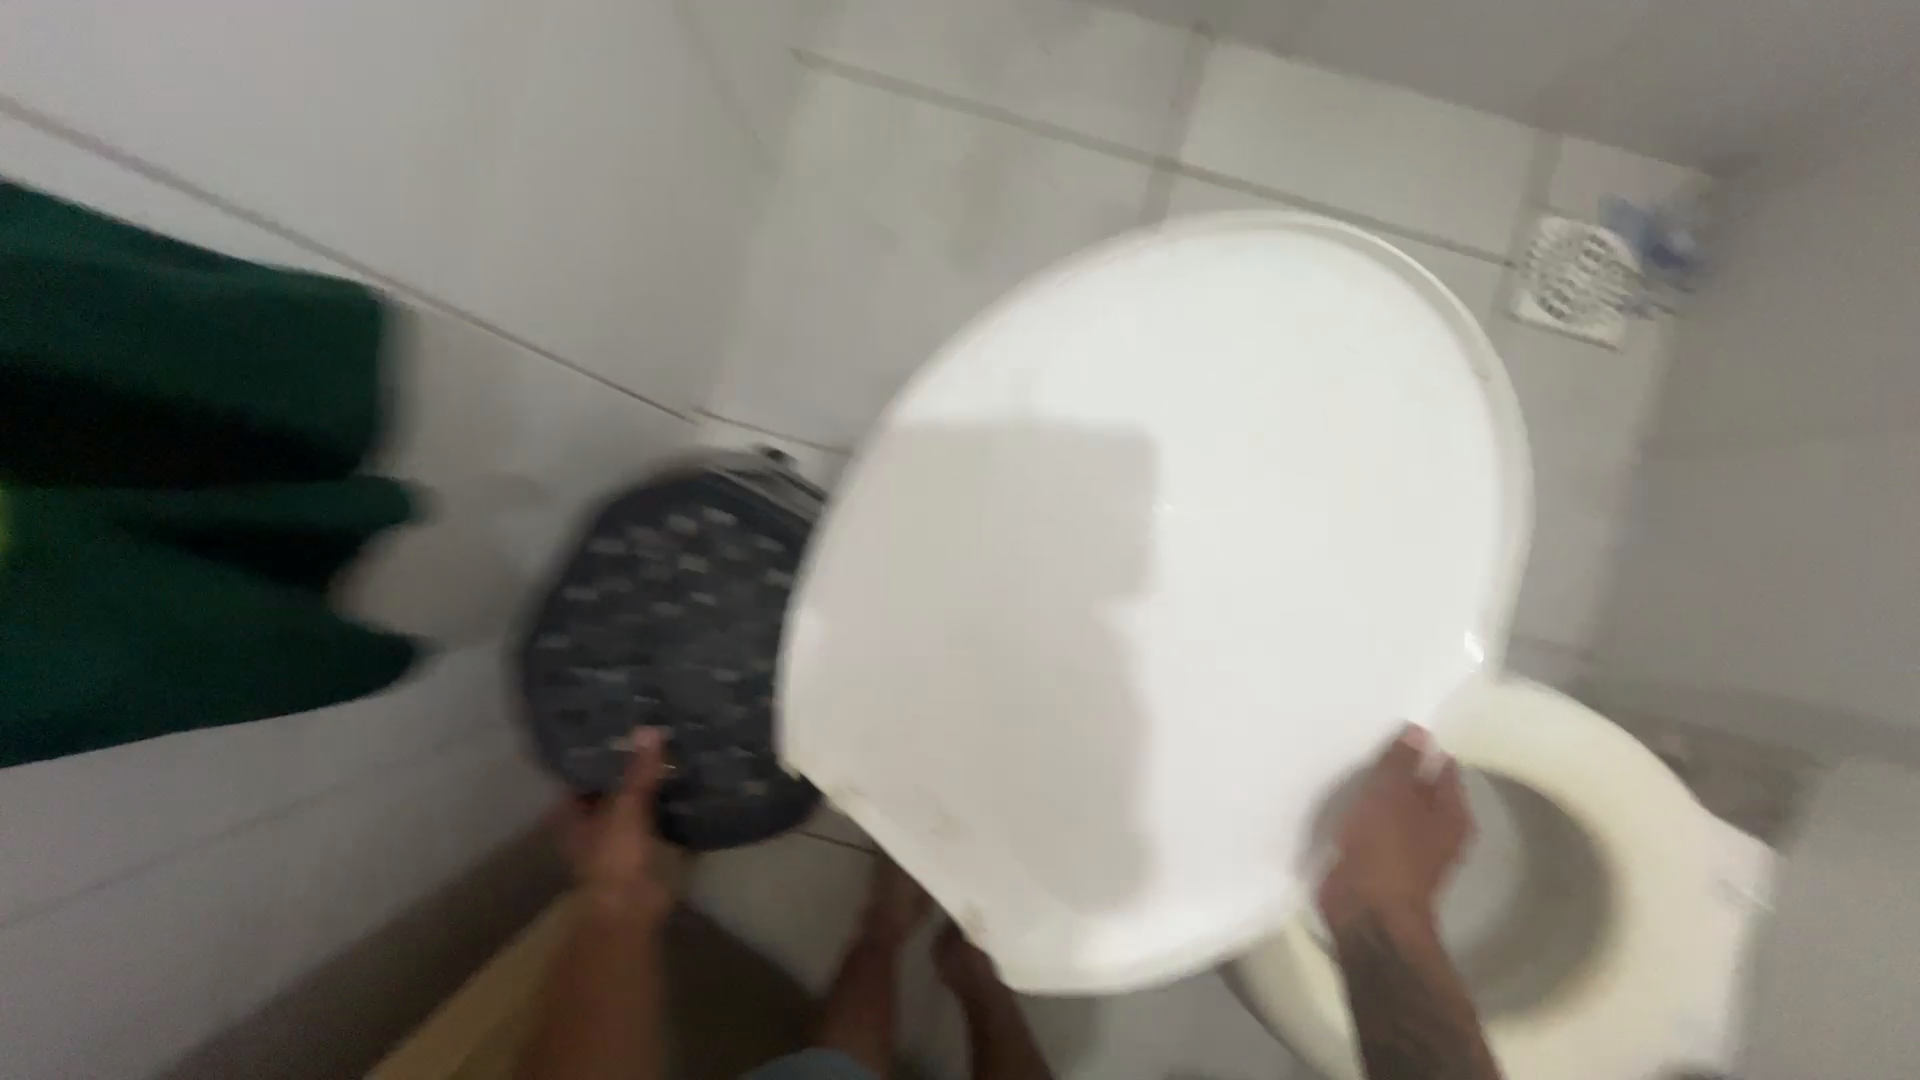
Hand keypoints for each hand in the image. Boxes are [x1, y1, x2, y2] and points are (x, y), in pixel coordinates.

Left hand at [554, 727, 675, 925]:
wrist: (631, 908)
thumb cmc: (614, 857)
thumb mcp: (625, 806)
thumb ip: (638, 771)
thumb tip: (650, 729)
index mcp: (573, 814)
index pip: (583, 773)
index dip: (600, 750)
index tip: (622, 722)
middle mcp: (592, 823)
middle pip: (613, 785)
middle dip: (632, 764)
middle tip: (657, 728)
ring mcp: (620, 836)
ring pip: (638, 800)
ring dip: (654, 782)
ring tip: (677, 745)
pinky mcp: (647, 847)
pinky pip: (660, 816)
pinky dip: (672, 802)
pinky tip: (690, 780)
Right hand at [1317, 725, 1471, 932]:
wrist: (1365, 911)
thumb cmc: (1385, 849)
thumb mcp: (1392, 796)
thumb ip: (1401, 763)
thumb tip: (1419, 731)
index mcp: (1452, 814)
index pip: (1442, 767)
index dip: (1419, 747)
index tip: (1388, 729)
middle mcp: (1436, 830)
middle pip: (1416, 787)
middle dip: (1393, 769)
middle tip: (1361, 744)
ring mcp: (1408, 848)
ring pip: (1392, 806)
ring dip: (1374, 791)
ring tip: (1347, 767)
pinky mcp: (1379, 860)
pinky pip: (1371, 825)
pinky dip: (1360, 813)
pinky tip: (1340, 801)